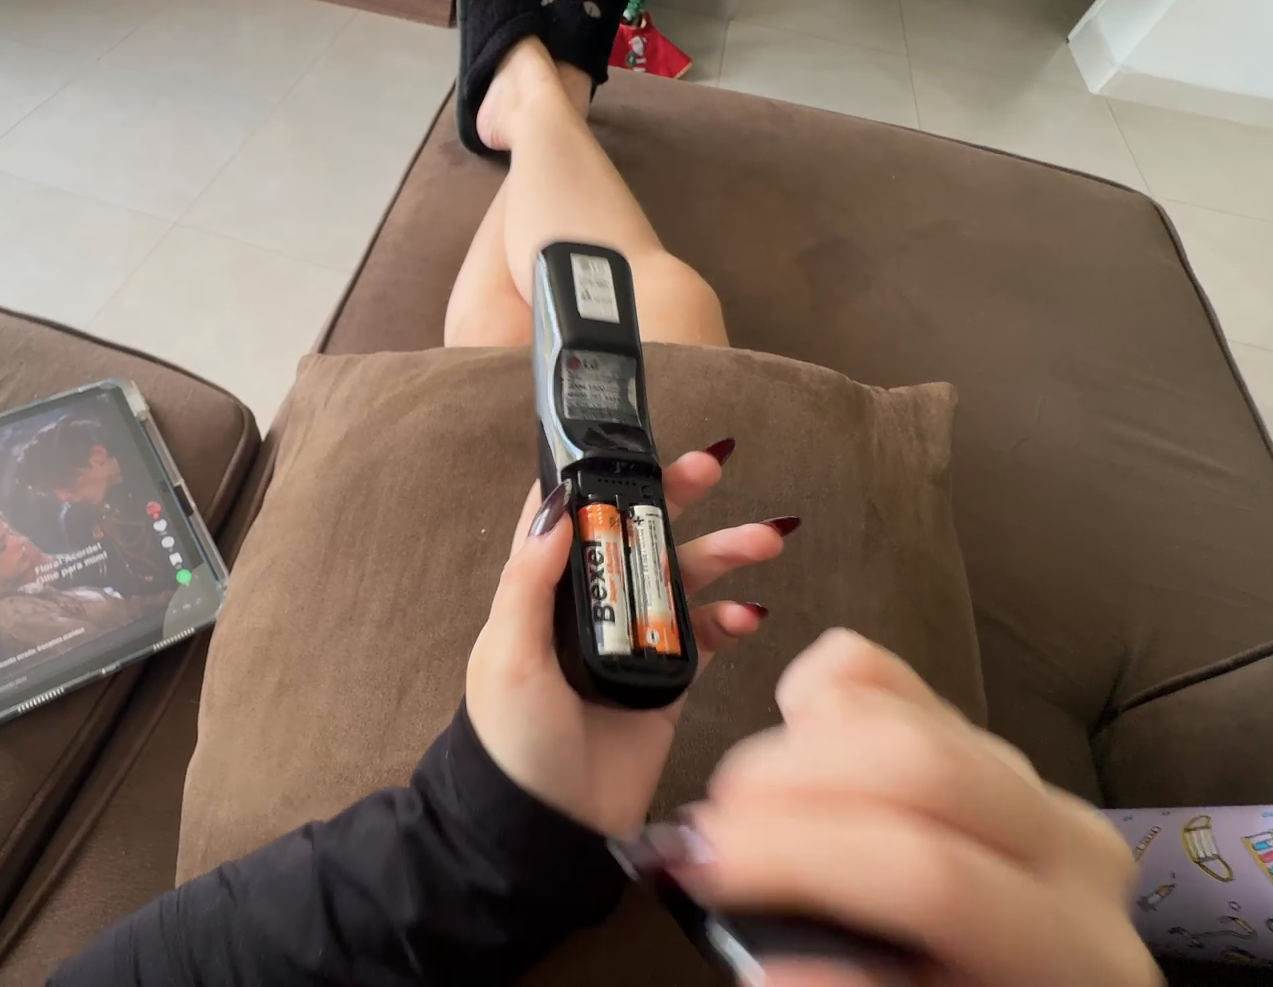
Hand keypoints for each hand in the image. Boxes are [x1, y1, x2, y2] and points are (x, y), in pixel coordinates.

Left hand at [465, 444, 789, 836]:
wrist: (549, 825)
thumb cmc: (512, 736)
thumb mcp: (506, 654)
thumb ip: (527, 581)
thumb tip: (553, 507)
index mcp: (539, 592)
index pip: (563, 520)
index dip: (592, 481)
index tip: (626, 447)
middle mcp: (585, 606)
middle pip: (631, 537)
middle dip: (670, 500)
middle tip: (711, 466)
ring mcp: (629, 640)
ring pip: (678, 579)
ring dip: (720, 554)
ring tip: (766, 536)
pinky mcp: (665, 678)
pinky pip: (704, 637)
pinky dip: (729, 621)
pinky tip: (750, 615)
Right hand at [670, 629, 1159, 986]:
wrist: (1006, 972)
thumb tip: (769, 962)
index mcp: (1068, 949)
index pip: (928, 874)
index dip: (797, 857)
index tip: (703, 866)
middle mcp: (1061, 844)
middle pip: (912, 761)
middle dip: (780, 780)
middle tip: (711, 825)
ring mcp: (1014, 770)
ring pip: (880, 707)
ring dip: (782, 746)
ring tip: (745, 804)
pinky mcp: (959, 724)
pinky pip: (870, 670)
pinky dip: (808, 689)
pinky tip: (791, 744)